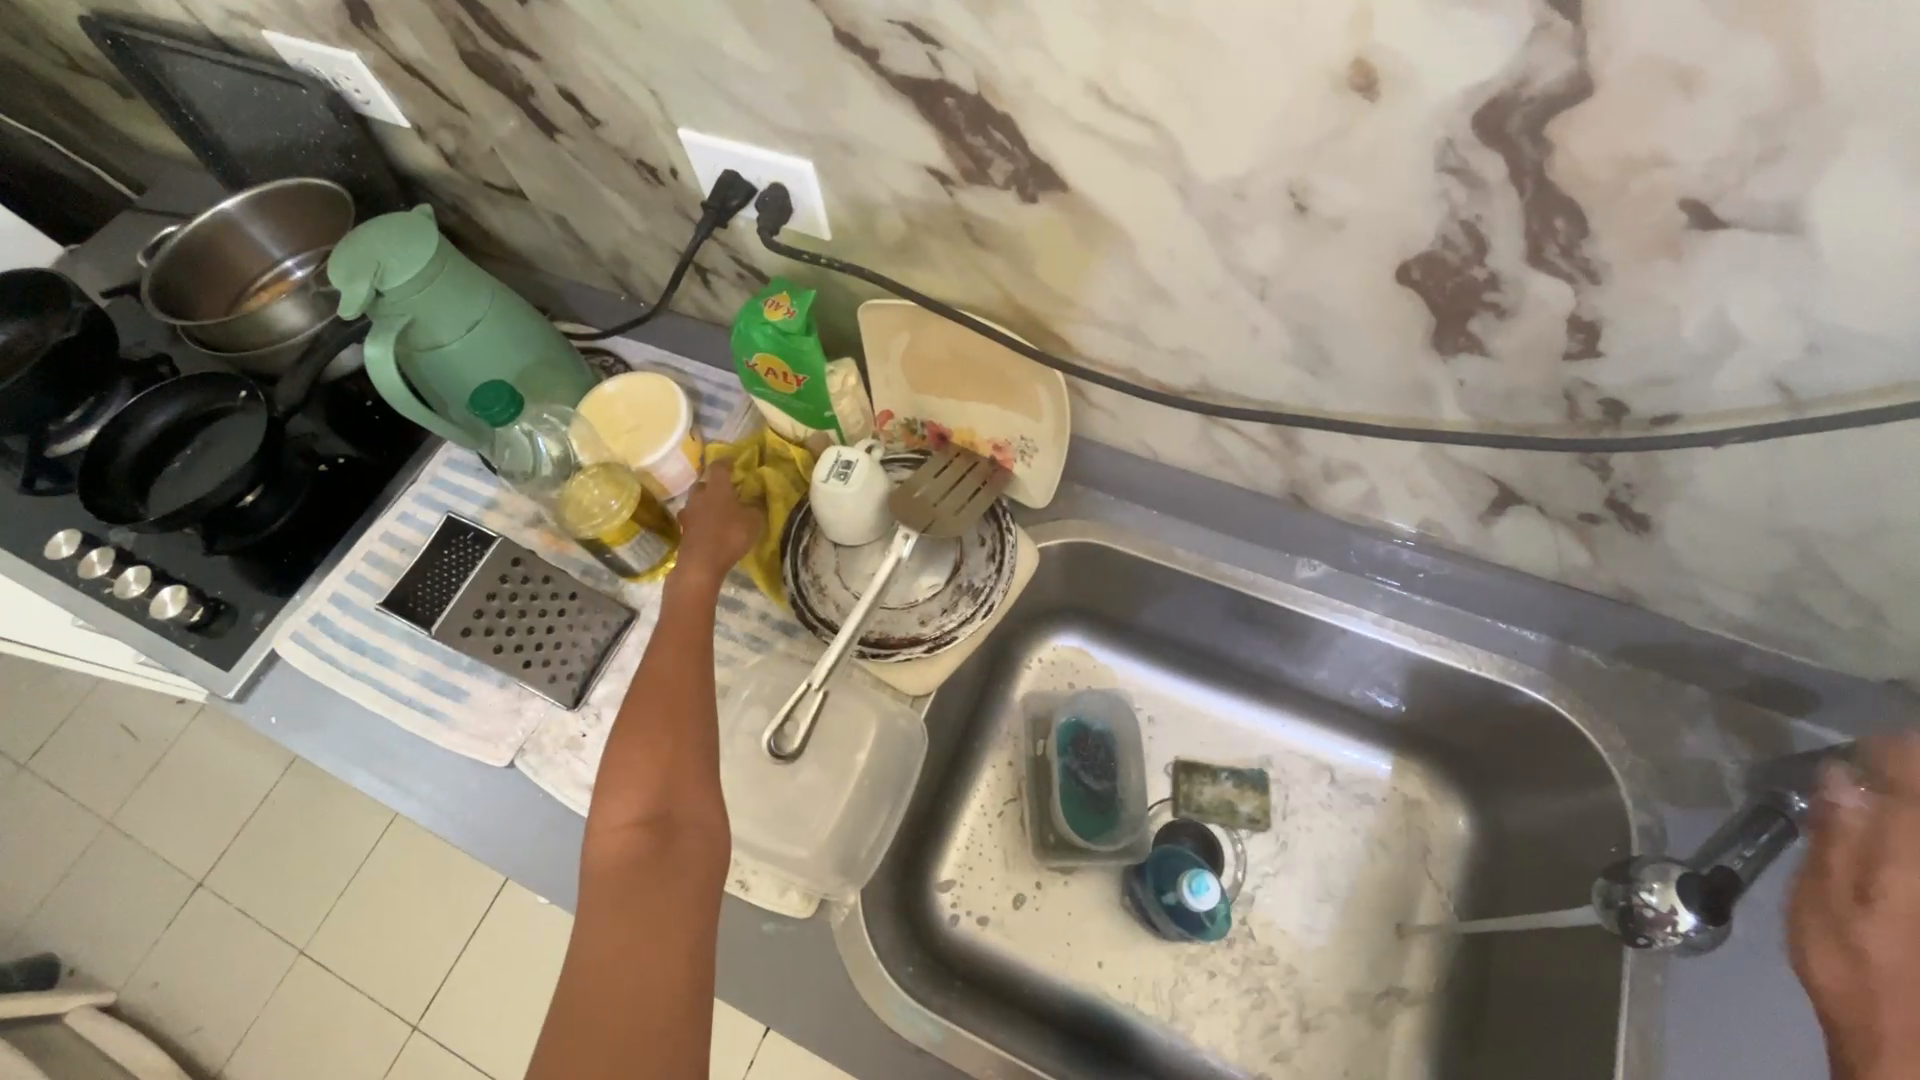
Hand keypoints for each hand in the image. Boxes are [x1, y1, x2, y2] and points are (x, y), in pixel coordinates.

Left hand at [673, 461, 760, 586]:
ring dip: (704, 503)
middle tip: (725, 491)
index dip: (726, 462)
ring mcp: (688, 513)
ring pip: (696, 502)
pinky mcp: (683, 530)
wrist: (701, 563)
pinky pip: (693, 519)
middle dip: (712, 485)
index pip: (719, 467)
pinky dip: (700, 520)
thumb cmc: (730, 535)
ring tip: (717, 511)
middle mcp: (699, 496)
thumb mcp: (754, 520)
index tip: (733, 462)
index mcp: (717, 488)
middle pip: (703, 484)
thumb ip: (756, 506)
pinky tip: (708, 528)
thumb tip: (757, 497)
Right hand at [1789, 736, 1919, 1079]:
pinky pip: (1917, 850)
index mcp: (1907, 850)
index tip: (1868, 742)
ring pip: (1917, 825)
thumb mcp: (1820, 900)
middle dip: (1905, 775)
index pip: (1908, 773)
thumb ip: (1836, 834)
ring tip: (1891, 794)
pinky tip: (1894, 837)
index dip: (1891, 751)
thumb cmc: (1850, 966)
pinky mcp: (1918, 896)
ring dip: (1905, 806)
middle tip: (1885, 761)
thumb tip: (1839, 774)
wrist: (1911, 1040)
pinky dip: (1906, 833)